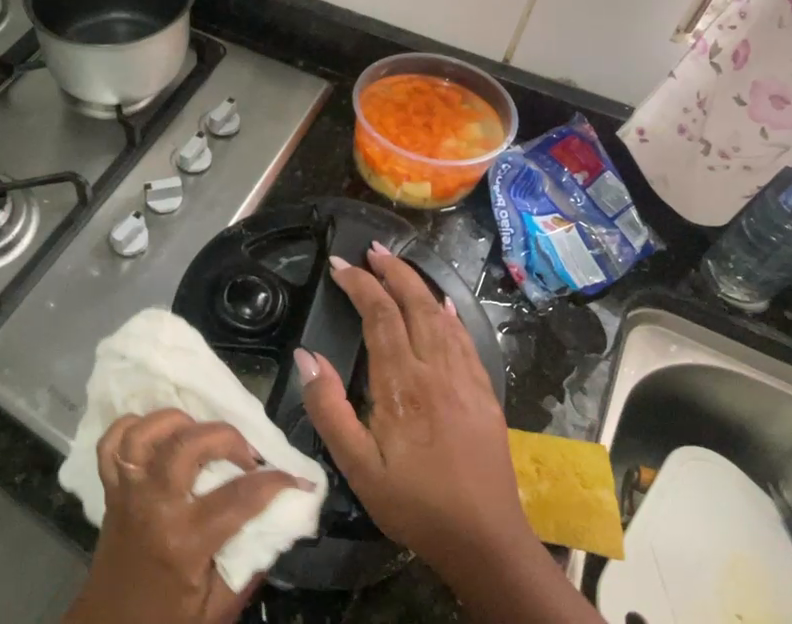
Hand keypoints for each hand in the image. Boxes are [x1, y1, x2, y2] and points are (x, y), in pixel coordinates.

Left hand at [65, 410, 306, 623]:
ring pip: (144, 434)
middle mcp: (153, 506)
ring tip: (200, 433)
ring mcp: (126, 492)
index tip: (295, 478)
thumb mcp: (218, 605)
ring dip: (176, 422)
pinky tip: (157, 435)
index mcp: (185, 541)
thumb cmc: (168, 618)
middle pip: (186, 446)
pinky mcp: (108, 488)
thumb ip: (248, 563)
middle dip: (226, 437)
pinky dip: (131, 427)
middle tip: (246, 453)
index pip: (238, 498)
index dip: (274, 482)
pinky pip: (111, 442)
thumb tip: (277, 519)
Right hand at [297, 242, 530, 568]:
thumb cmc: (412, 504)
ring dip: (419, 286)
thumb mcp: (356, 466)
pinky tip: (443, 308)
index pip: (380, 317)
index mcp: (403, 385)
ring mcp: (467, 383)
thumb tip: (306, 355)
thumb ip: (328, 408)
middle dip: (393, 272)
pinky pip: (466, 341)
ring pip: (443, 318)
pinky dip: (450, 315)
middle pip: (416, 306)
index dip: (359, 285)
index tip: (338, 266)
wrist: (485, 541)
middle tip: (371, 249)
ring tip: (398, 266)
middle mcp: (437, 372)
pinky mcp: (485, 397)